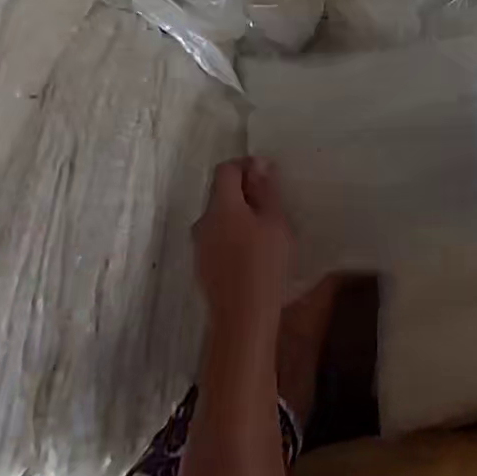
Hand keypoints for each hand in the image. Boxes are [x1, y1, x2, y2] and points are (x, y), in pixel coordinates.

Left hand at [192, 157, 290, 336]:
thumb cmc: (266, 261)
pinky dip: (236, 232)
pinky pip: (219, 236)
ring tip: (270, 226)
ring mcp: (200, 244)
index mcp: (221, 207)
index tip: (270, 174)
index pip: (225, 171)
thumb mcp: (276, 221)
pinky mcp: (203, 262)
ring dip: (242, 212)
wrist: (244, 312)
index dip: (246, 166)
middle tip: (276, 201)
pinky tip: (257, 248)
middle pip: (221, 193)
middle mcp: (203, 222)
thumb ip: (266, 191)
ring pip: (220, 216)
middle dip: (246, 190)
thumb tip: (258, 163)